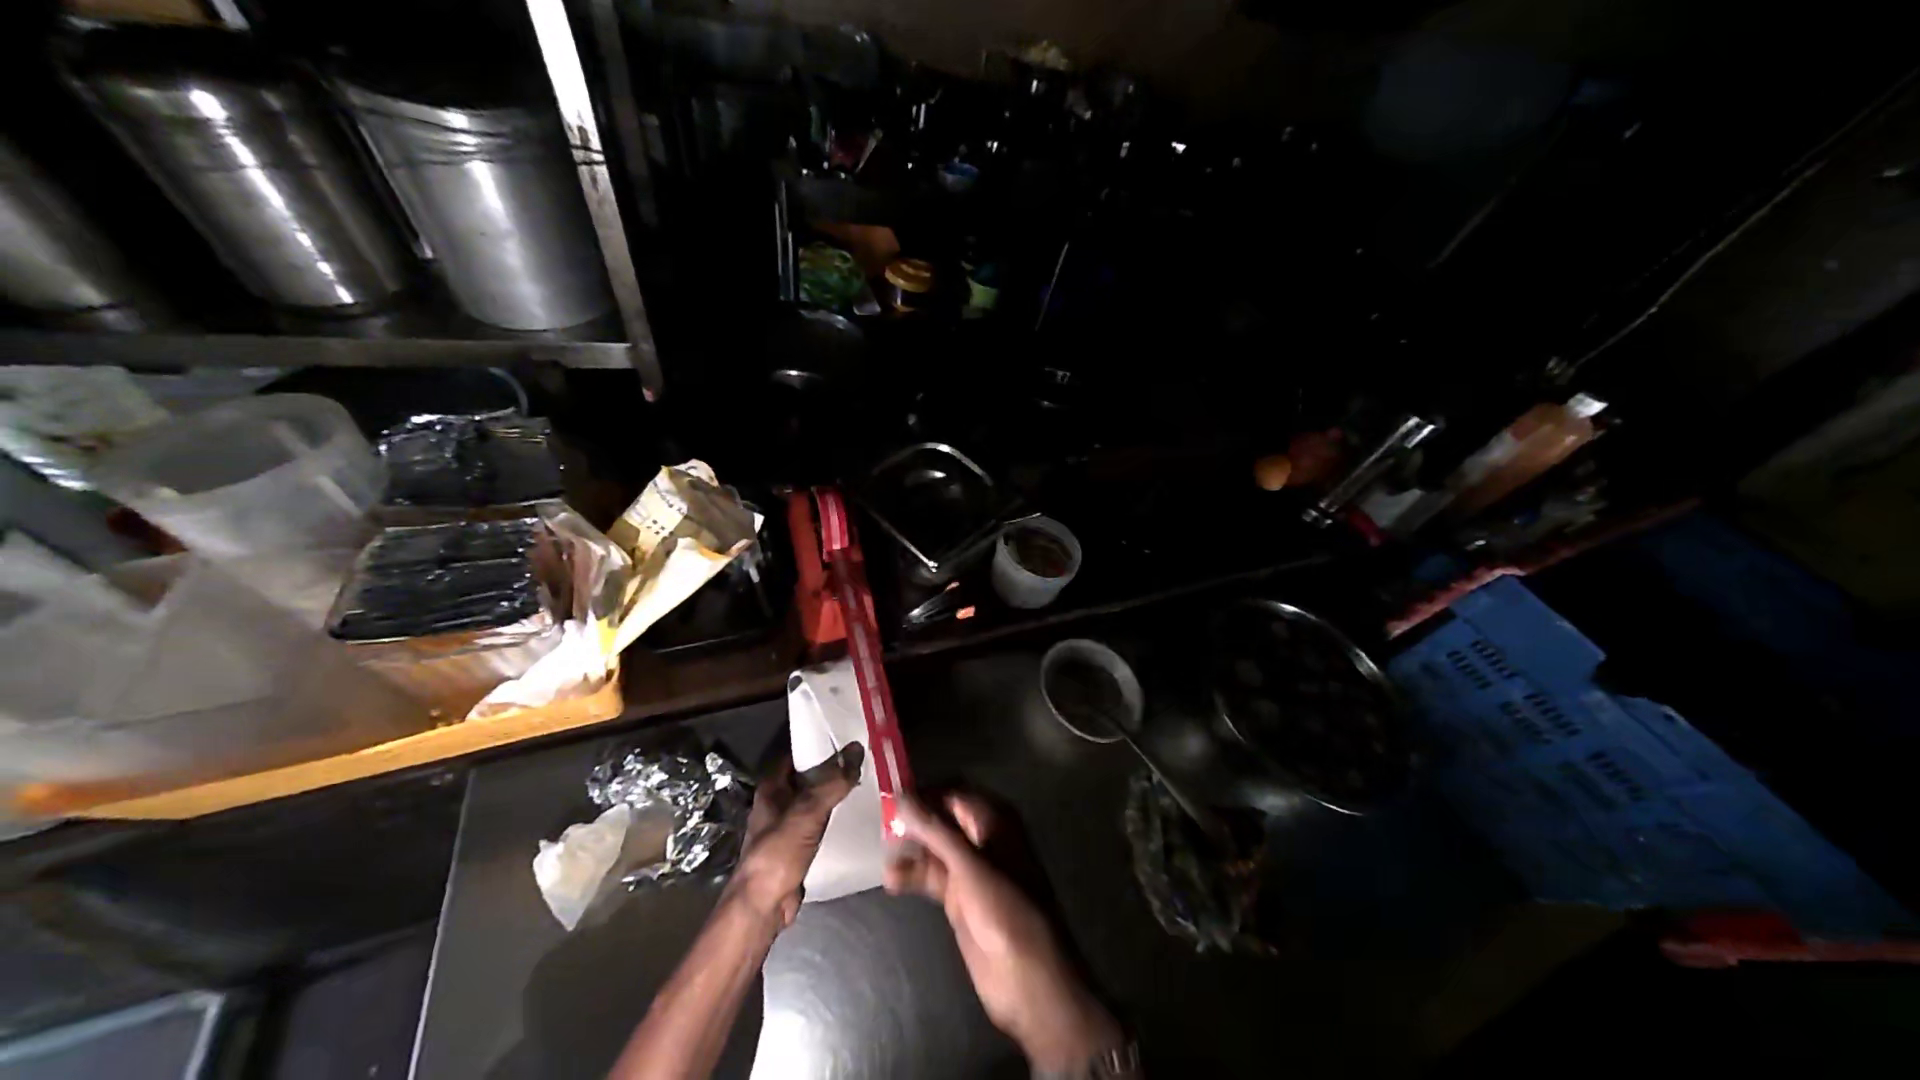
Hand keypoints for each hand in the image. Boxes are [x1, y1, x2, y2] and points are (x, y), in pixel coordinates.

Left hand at [725, 744, 861, 926]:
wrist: (763, 905)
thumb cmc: (778, 853)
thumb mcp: (807, 813)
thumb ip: (832, 782)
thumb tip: (856, 748)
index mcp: (772, 788)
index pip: (797, 754)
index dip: (819, 744)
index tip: (848, 737)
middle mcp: (778, 803)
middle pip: (808, 777)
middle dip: (833, 769)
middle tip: (865, 759)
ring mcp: (788, 826)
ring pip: (816, 800)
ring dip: (836, 794)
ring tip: (867, 782)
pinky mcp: (799, 846)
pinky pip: (820, 822)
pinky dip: (835, 817)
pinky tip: (857, 815)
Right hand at [886, 794, 1123, 1070]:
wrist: (1030, 978)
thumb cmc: (1006, 910)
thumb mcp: (969, 866)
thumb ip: (935, 829)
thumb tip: (901, 794)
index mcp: (995, 821)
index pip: (953, 793)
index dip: (924, 793)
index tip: (890, 797)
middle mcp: (982, 839)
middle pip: (941, 818)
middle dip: (913, 822)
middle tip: (882, 828)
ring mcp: (971, 869)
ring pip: (933, 848)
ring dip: (910, 851)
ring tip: (886, 862)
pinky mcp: (960, 897)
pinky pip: (931, 876)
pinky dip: (913, 876)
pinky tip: (893, 882)